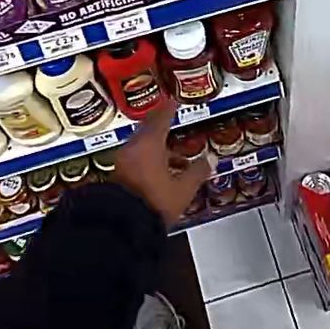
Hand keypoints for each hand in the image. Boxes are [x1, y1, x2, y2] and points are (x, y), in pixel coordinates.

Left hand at [112, 104, 204, 224]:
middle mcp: (133, 149)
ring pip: (142, 145)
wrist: (121, 227)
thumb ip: (197, 171)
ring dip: (157, 145)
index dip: (168, 109)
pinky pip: (137, 159)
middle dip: (160, 124)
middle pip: (147, 130)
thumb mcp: (183, 189)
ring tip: (176, 151)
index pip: (160, 119)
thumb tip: (210, 159)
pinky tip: (163, 169)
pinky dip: (150, 157)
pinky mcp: (119, 177)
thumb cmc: (154, 202)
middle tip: (171, 119)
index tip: (173, 101)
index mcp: (149, 145)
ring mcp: (124, 163)